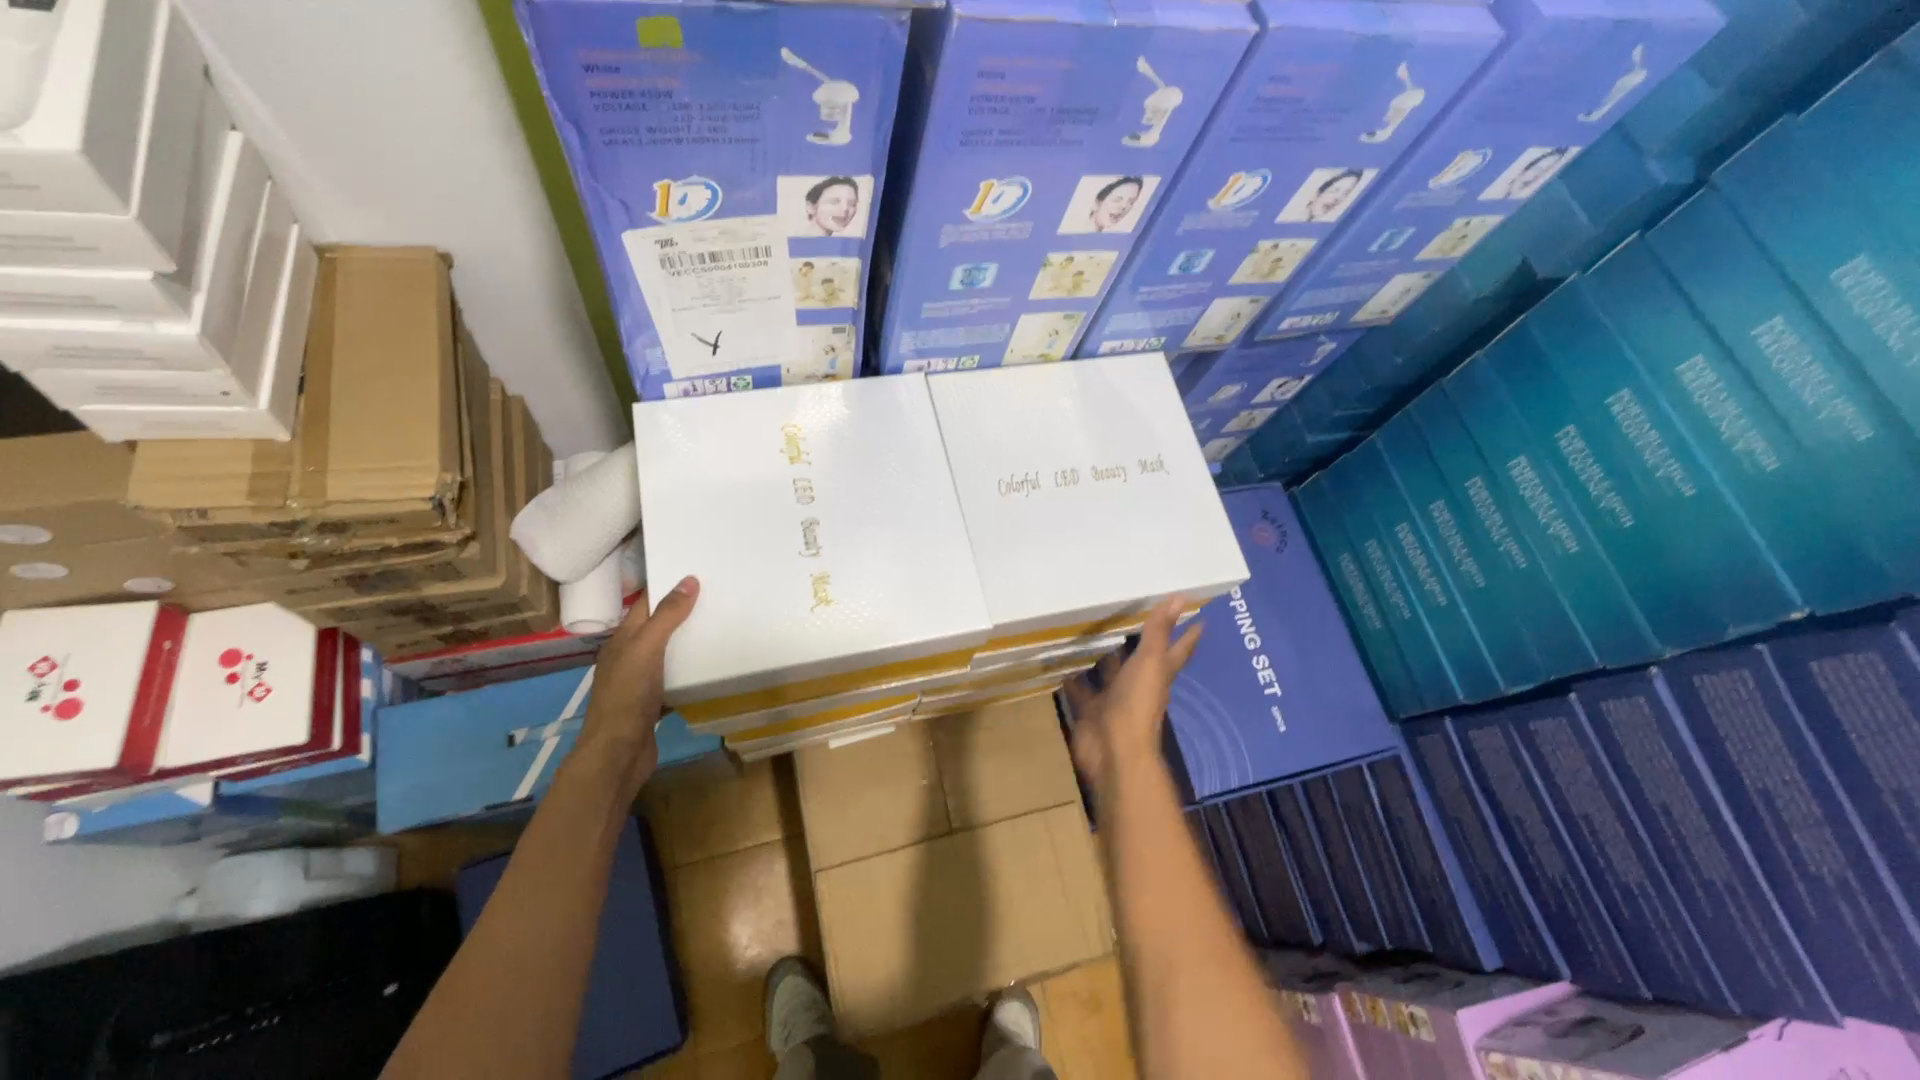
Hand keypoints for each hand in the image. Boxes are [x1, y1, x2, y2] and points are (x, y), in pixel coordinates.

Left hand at [579, 575, 698, 796]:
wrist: (618, 753)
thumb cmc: (627, 696)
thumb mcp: (646, 649)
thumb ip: (666, 616)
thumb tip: (688, 580)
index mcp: (622, 640)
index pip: (645, 604)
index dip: (666, 587)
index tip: (697, 572)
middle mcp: (628, 659)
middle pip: (657, 629)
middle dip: (682, 614)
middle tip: (718, 599)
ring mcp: (639, 684)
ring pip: (666, 656)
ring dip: (688, 645)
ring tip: (721, 629)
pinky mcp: (652, 706)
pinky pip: (674, 683)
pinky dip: (689, 675)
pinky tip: (711, 671)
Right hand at [1063, 595, 1201, 794]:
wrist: (1113, 752)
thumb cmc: (1137, 705)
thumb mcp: (1150, 662)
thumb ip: (1160, 631)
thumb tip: (1180, 596)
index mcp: (1158, 674)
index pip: (1176, 649)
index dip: (1187, 633)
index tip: (1196, 613)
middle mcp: (1137, 685)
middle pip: (1138, 659)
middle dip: (1135, 641)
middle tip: (1124, 612)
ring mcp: (1113, 700)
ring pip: (1107, 673)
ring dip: (1099, 657)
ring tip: (1086, 630)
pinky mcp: (1090, 711)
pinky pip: (1080, 690)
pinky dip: (1071, 678)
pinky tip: (1060, 662)